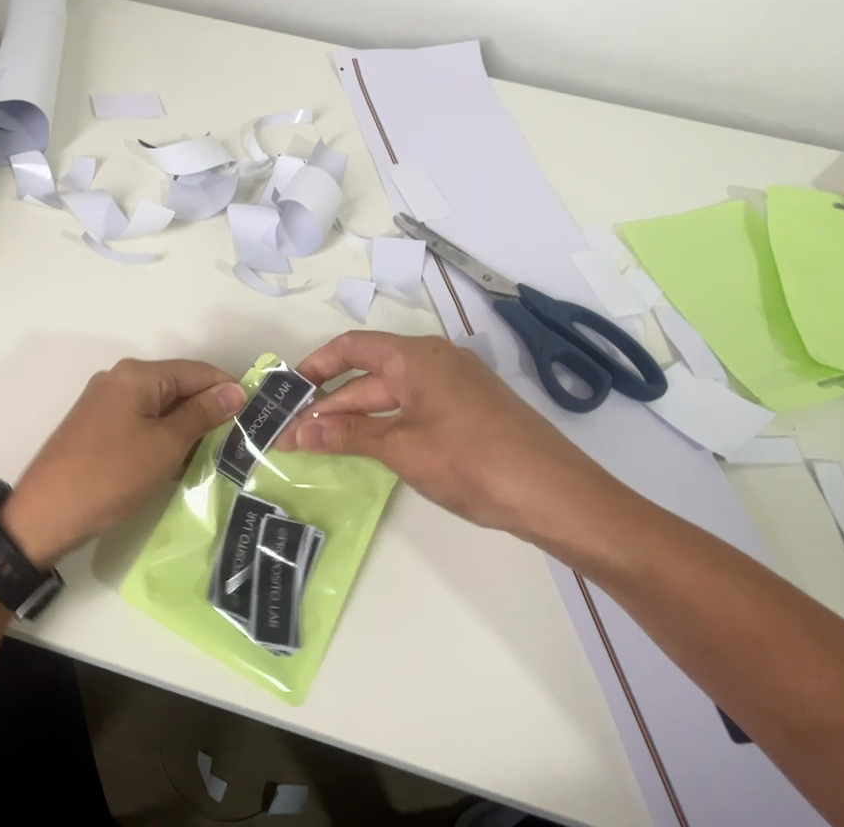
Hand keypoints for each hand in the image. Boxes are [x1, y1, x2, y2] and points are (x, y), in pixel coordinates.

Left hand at [0, 359, 245, 566]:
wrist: (45, 514)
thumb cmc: (110, 475)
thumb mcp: (164, 445)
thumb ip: (201, 414)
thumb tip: (235, 390)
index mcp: (136, 375)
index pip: (197, 371)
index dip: (228, 390)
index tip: (257, 418)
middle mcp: (119, 380)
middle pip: (178, 387)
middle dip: (208, 413)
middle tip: (240, 444)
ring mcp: (105, 404)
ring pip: (161, 409)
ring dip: (187, 431)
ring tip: (217, 459)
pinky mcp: (98, 429)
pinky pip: (142, 425)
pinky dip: (163, 441)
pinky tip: (180, 466)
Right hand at [275, 331, 624, 540]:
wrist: (556, 496)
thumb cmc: (471, 461)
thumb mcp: (400, 447)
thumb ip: (347, 434)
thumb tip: (298, 432)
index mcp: (417, 356)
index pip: (351, 347)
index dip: (315, 365)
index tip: (287, 392)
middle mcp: (436, 361)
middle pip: (369, 373)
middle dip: (330, 403)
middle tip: (293, 433)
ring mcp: (457, 386)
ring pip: (392, 394)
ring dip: (356, 417)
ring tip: (320, 444)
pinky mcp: (472, 411)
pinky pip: (415, 407)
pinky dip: (385, 424)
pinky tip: (368, 447)